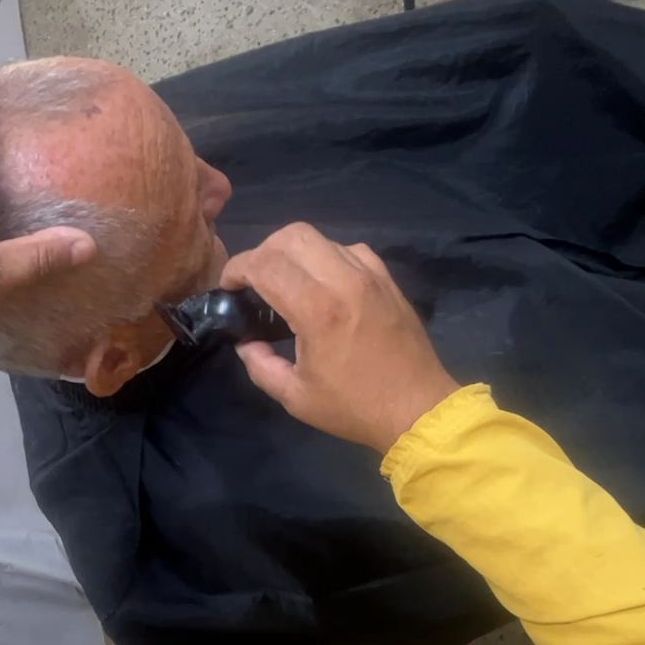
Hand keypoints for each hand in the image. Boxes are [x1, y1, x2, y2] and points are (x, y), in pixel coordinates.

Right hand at [222, 223, 460, 452]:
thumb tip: (245, 342)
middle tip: (253, 281)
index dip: (237, 269)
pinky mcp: (387, 279)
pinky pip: (349, 250)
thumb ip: (260, 365)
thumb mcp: (295, 396)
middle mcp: (345, 281)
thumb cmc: (354, 408)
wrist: (417, 408)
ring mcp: (371, 275)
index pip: (266, 264)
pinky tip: (322, 286)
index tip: (228, 287)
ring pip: (321, 238)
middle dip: (262, 252)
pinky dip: (326, 258)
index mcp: (319, 310)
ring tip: (286, 283)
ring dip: (294, 253)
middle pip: (292, 235)